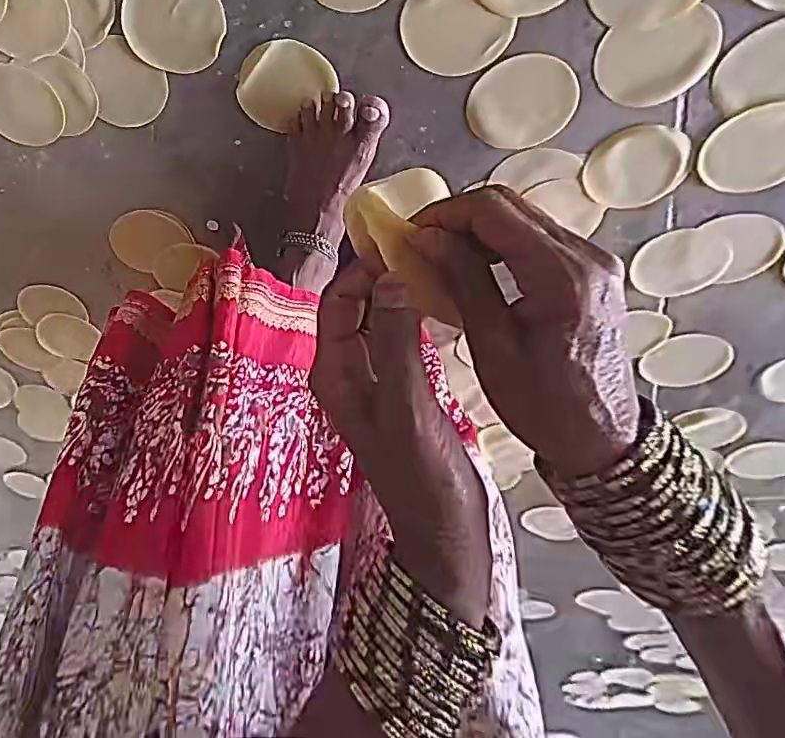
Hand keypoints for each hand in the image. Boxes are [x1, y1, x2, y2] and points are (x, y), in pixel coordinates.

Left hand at [312, 261, 491, 625]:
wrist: (449, 537)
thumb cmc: (425, 480)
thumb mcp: (408, 408)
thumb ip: (398, 343)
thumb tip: (393, 279)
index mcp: (335, 373)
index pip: (337, 302)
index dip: (362, 271)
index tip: (400, 246)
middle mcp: (348, 372)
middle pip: (356, 306)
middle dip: (380, 275)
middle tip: (422, 250)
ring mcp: (375, 380)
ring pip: (379, 319)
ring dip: (397, 292)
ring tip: (433, 267)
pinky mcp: (400, 388)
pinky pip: (399, 337)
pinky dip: (413, 314)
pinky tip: (440, 303)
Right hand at [411, 185, 639, 478]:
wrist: (601, 437)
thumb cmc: (544, 406)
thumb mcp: (492, 345)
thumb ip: (462, 279)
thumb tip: (428, 237)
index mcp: (562, 275)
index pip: (494, 210)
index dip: (446, 213)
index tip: (414, 232)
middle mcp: (586, 256)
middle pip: (511, 205)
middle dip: (460, 217)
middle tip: (424, 242)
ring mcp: (594, 260)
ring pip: (525, 216)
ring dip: (480, 228)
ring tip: (444, 254)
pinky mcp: (593, 269)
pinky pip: (540, 236)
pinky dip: (504, 242)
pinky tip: (478, 265)